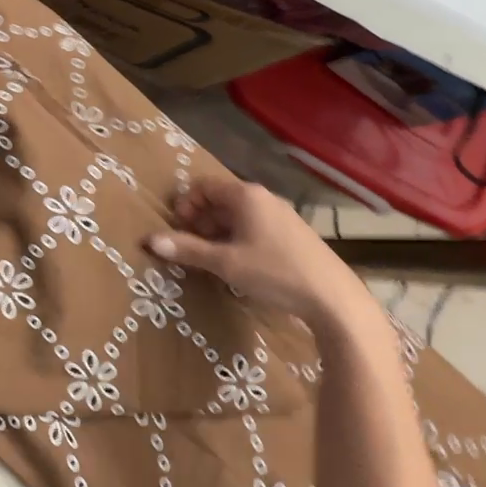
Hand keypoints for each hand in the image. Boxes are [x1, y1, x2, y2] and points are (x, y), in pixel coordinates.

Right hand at [146, 177, 373, 331]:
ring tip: (213, 259)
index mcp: (245, 196)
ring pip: (239, 216)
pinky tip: (241, 266)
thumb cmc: (275, 273)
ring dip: (219, 232)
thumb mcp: (225, 263)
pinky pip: (256, 227)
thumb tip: (149, 240)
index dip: (186, 205)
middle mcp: (264, 198)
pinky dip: (240, 239)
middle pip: (220, 199)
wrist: (335, 300)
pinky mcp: (295, 235)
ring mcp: (282, 216)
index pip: (203, 186)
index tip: (179, 230)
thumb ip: (187, 249)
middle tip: (192, 247)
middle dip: (200, 220)